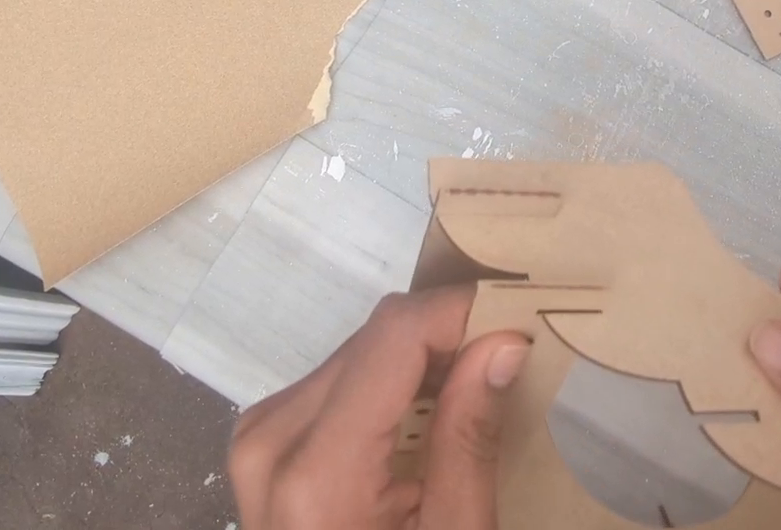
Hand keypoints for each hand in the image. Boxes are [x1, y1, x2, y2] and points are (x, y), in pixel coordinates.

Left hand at [229, 286, 529, 529]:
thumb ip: (468, 443)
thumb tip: (504, 342)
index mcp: (316, 470)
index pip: (396, 334)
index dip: (461, 310)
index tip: (518, 321)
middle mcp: (273, 433)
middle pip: (380, 337)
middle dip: (449, 335)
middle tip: (509, 358)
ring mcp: (262, 433)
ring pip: (364, 347)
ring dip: (423, 356)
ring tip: (473, 388)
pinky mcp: (267, 435)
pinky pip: (343, 374)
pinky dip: (393, 379)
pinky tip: (427, 411)